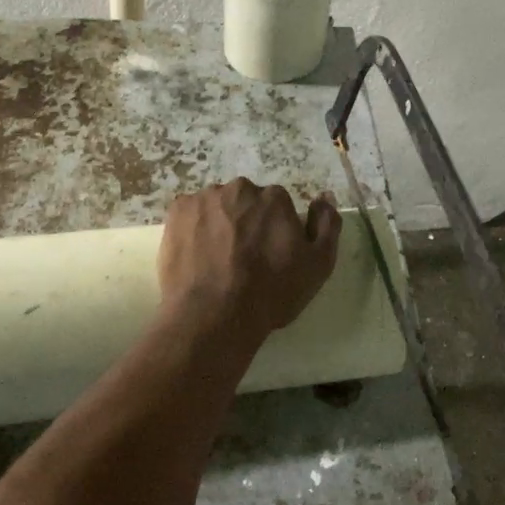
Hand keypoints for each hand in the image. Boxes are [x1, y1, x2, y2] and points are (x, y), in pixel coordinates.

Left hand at [157, 179, 342, 340]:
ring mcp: (205, 198)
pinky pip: (190, 213)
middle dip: (246, 222)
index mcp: (275, 198)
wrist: (214, 315)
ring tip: (217, 259)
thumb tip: (324, 195)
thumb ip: (327, 224)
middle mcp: (240, 188)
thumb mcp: (318, 265)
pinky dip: (194, 227)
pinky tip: (197, 254)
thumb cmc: (271, 293)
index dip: (274, 230)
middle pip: (246, 202)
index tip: (269, 255)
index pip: (278, 206)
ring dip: (220, 223)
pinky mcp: (177, 212)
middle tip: (243, 258)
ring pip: (218, 206)